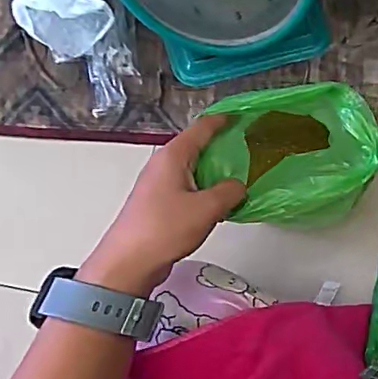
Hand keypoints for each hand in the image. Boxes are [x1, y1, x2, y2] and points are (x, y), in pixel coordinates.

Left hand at [78, 114, 246, 294]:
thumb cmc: (164, 228)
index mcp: (173, 156)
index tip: (242, 116)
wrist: (129, 262)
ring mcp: (159, 184)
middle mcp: (164, 165)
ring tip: (241, 174)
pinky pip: (189, 187)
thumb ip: (230, 191)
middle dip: (222, 146)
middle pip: (197, 146)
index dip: (222, 120)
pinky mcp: (159, 203)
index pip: (201, 128)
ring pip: (193, 168)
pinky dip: (206, 188)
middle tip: (248, 147)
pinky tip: (221, 201)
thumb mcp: (207, 208)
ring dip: (215, 170)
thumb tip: (238, 186)